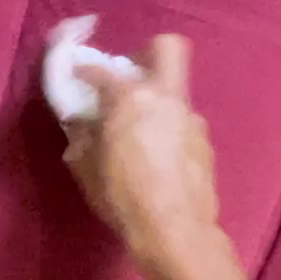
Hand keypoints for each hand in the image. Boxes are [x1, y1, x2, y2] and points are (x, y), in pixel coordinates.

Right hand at [63, 34, 240, 279]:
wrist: (174, 230)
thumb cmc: (122, 196)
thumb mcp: (85, 168)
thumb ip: (81, 136)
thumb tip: (80, 122)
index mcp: (130, 99)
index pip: (102, 71)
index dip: (84, 70)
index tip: (75, 74)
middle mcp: (166, 98)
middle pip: (166, 49)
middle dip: (144, 54)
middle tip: (125, 79)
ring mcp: (191, 118)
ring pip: (173, 92)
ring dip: (153, 102)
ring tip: (135, 133)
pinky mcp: (205, 142)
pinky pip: (180, 123)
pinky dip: (165, 130)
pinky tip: (154, 159)